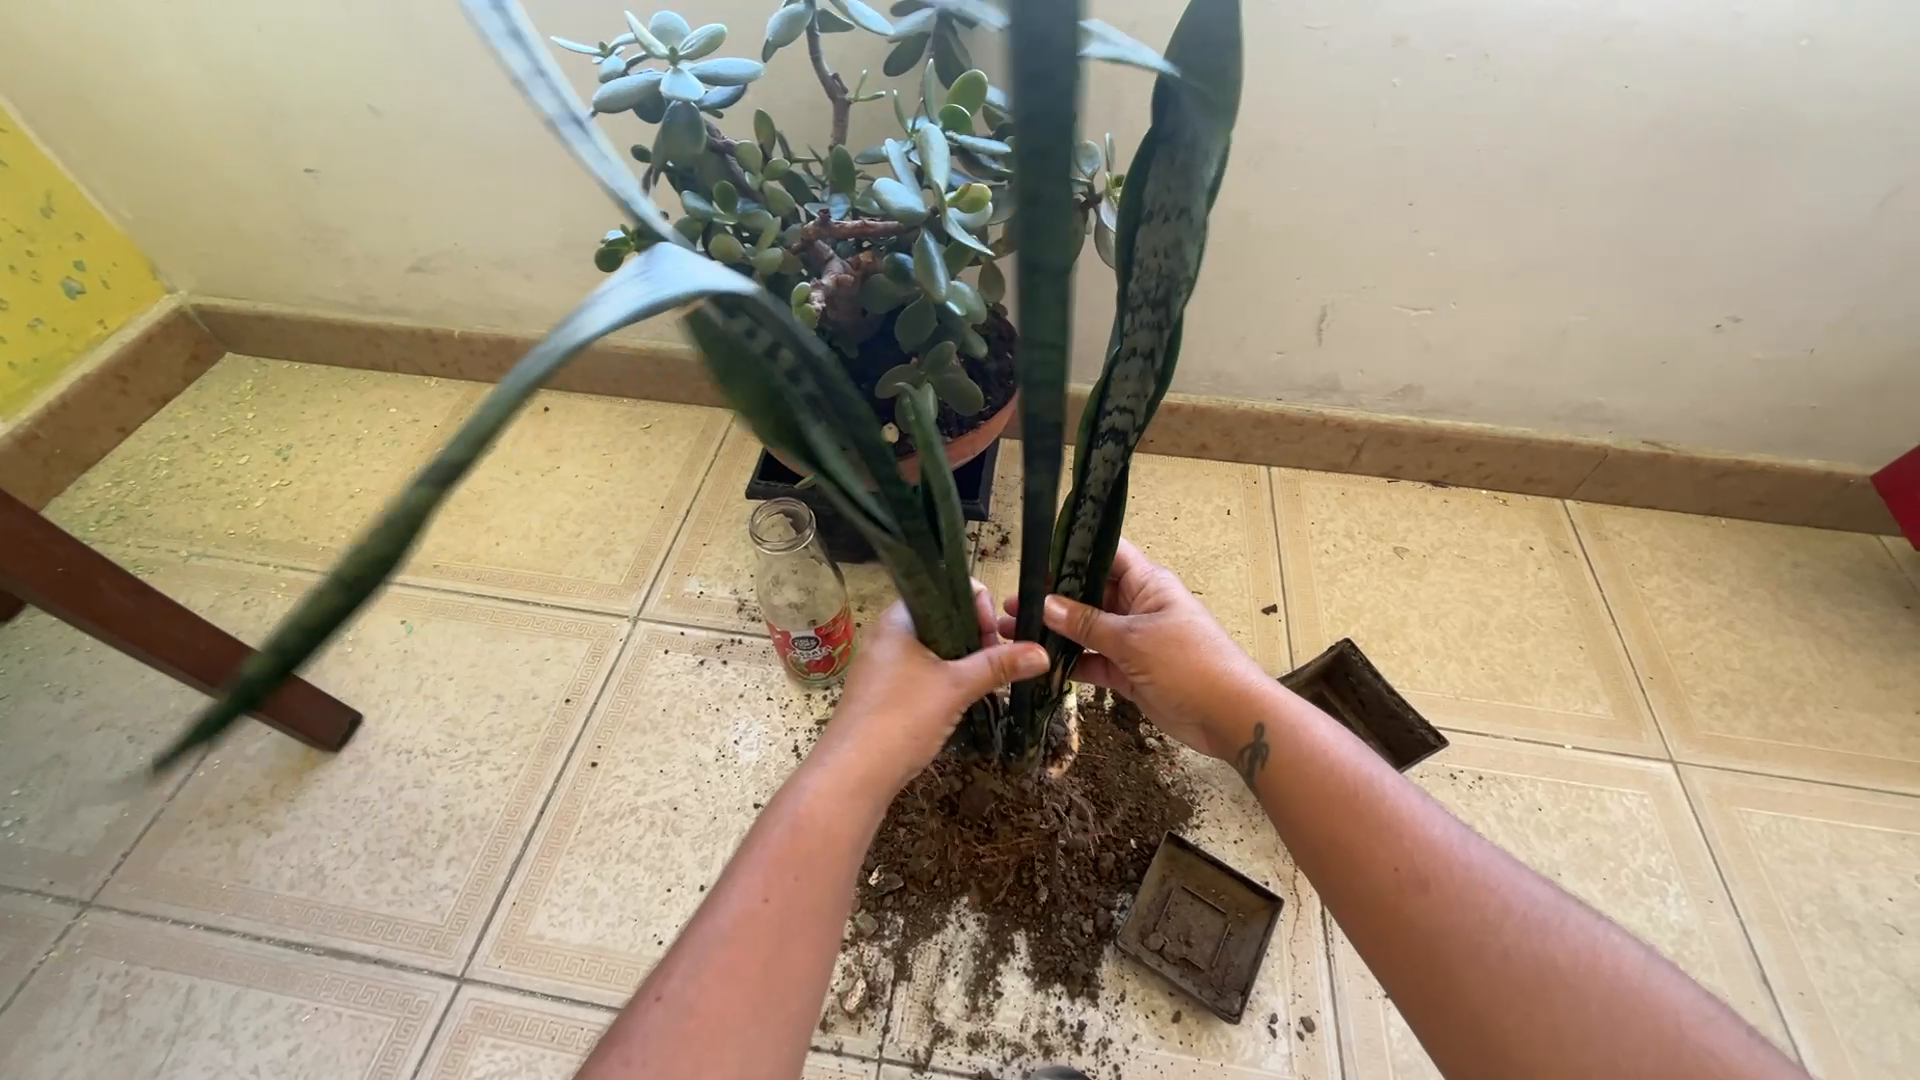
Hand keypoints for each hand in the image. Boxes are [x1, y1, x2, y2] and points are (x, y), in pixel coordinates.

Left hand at [809, 583, 1046, 798]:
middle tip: (994, 664)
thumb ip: (998, 665)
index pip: (946, 591)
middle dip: (974, 637)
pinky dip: (944, 680)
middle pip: (942, 620)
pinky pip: (921, 673)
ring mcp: (882, 665)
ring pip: (933, 650)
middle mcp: (887, 635)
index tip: (993, 637)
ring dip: (961, 662)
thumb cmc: (902, 717)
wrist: (852, 775)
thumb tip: (1042, 652)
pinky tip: (960, 700)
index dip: (977, 607)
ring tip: (983, 683)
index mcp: (899, 619)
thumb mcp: (956, 687)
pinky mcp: (883, 693)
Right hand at [999, 539, 1270, 761]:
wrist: (1229, 718)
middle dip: (1053, 597)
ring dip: (1055, 632)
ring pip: (1086, 630)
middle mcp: (1137, 607)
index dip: (1075, 551)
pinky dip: (1070, 663)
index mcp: (1147, 584)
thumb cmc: (1189, 664)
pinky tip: (1039, 663)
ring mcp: (1132, 641)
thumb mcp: (1134, 639)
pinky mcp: (1129, 672)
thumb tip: (1046, 604)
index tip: (1037, 556)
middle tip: (1014, 602)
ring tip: (1015, 632)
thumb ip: (1087, 623)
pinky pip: (1093, 661)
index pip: (1108, 554)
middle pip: (1089, 593)